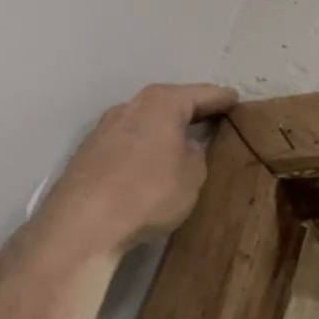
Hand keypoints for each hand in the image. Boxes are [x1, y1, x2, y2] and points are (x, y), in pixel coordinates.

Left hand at [24, 83, 238, 264]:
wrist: (82, 224)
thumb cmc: (149, 193)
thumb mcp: (193, 176)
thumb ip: (196, 154)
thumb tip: (186, 148)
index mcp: (162, 103)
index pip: (202, 94)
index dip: (222, 99)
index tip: (236, 100)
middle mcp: (131, 106)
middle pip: (169, 102)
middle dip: (190, 109)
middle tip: (213, 117)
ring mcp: (104, 127)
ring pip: (144, 120)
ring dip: (163, 128)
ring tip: (181, 140)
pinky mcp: (87, 152)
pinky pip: (126, 140)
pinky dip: (143, 144)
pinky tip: (149, 161)